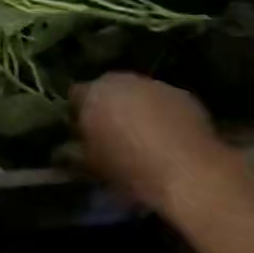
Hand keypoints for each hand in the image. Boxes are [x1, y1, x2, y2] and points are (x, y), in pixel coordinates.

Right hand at [72, 73, 231, 205]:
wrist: (188, 172)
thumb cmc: (129, 169)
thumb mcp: (92, 166)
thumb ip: (75, 150)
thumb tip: (65, 148)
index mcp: (93, 93)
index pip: (75, 95)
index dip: (77, 112)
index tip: (80, 131)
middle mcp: (122, 80)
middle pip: (108, 89)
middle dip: (107, 106)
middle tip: (109, 133)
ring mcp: (156, 85)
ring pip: (137, 94)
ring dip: (135, 109)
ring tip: (140, 137)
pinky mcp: (184, 95)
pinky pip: (163, 102)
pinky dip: (161, 115)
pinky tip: (166, 138)